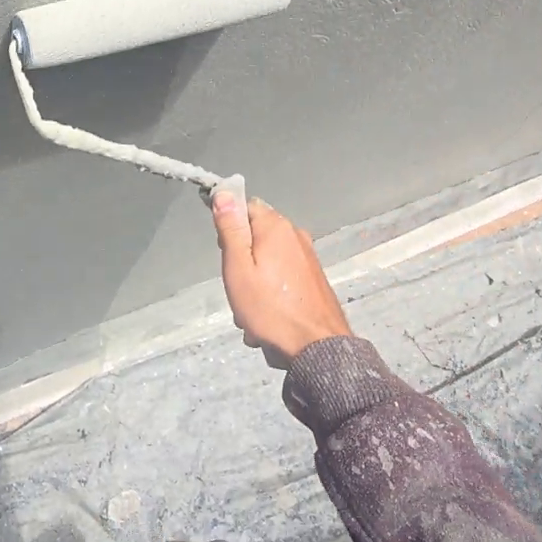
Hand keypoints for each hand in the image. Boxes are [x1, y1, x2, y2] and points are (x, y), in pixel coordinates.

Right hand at [211, 191, 351, 366]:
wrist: (318, 349)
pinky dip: (271, 292)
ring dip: (254, 280)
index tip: (224, 253)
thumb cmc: (271, 308)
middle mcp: (295, 234)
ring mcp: (307, 256)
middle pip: (255, 234)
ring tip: (251, 310)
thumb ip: (230, 229)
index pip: (243, 206)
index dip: (228, 227)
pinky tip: (267, 317)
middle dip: (241, 259)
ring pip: (267, 259)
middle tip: (237, 286)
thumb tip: (223, 192)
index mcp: (276, 226)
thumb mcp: (239, 268)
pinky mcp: (314, 278)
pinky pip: (282, 276)